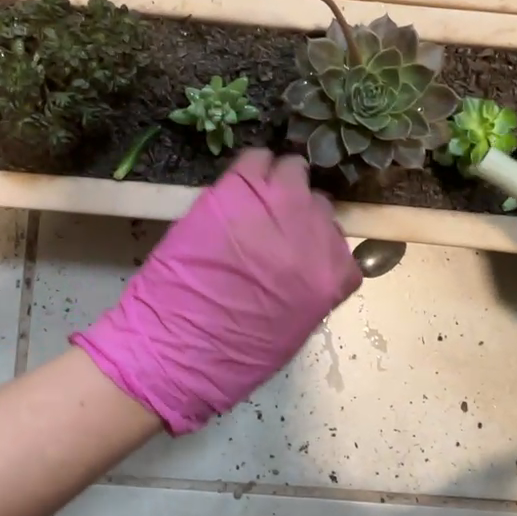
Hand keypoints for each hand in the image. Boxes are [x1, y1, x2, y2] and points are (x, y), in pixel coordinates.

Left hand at [73, 149, 361, 434]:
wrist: (176, 351)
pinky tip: (240, 180)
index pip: (340, 244)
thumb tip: (303, 259)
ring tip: (258, 193)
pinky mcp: (237, 191)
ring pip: (292, 171)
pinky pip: (256, 159)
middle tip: (273, 221)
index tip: (298, 245)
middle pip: (319, 204)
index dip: (316, 241)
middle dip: (298, 210)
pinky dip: (253, 165)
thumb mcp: (294, 327)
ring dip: (279, 179)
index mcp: (331, 278)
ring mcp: (277, 208)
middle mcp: (312, 237)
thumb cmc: (232, 356)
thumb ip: (310, 286)